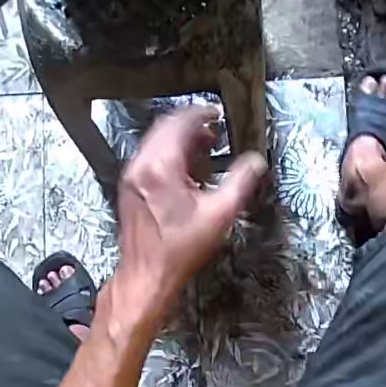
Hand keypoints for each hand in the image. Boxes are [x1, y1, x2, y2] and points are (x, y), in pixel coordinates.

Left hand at [113, 107, 266, 324]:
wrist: (147, 274)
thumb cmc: (179, 249)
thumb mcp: (219, 215)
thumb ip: (240, 183)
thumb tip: (255, 163)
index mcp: (161, 167)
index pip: (179, 123)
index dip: (200, 113)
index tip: (215, 112)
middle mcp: (141, 166)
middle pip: (165, 128)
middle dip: (191, 124)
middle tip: (213, 129)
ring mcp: (132, 176)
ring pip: (155, 141)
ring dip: (180, 139)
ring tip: (204, 147)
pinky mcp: (130, 187)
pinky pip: (149, 157)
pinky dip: (168, 153)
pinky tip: (186, 168)